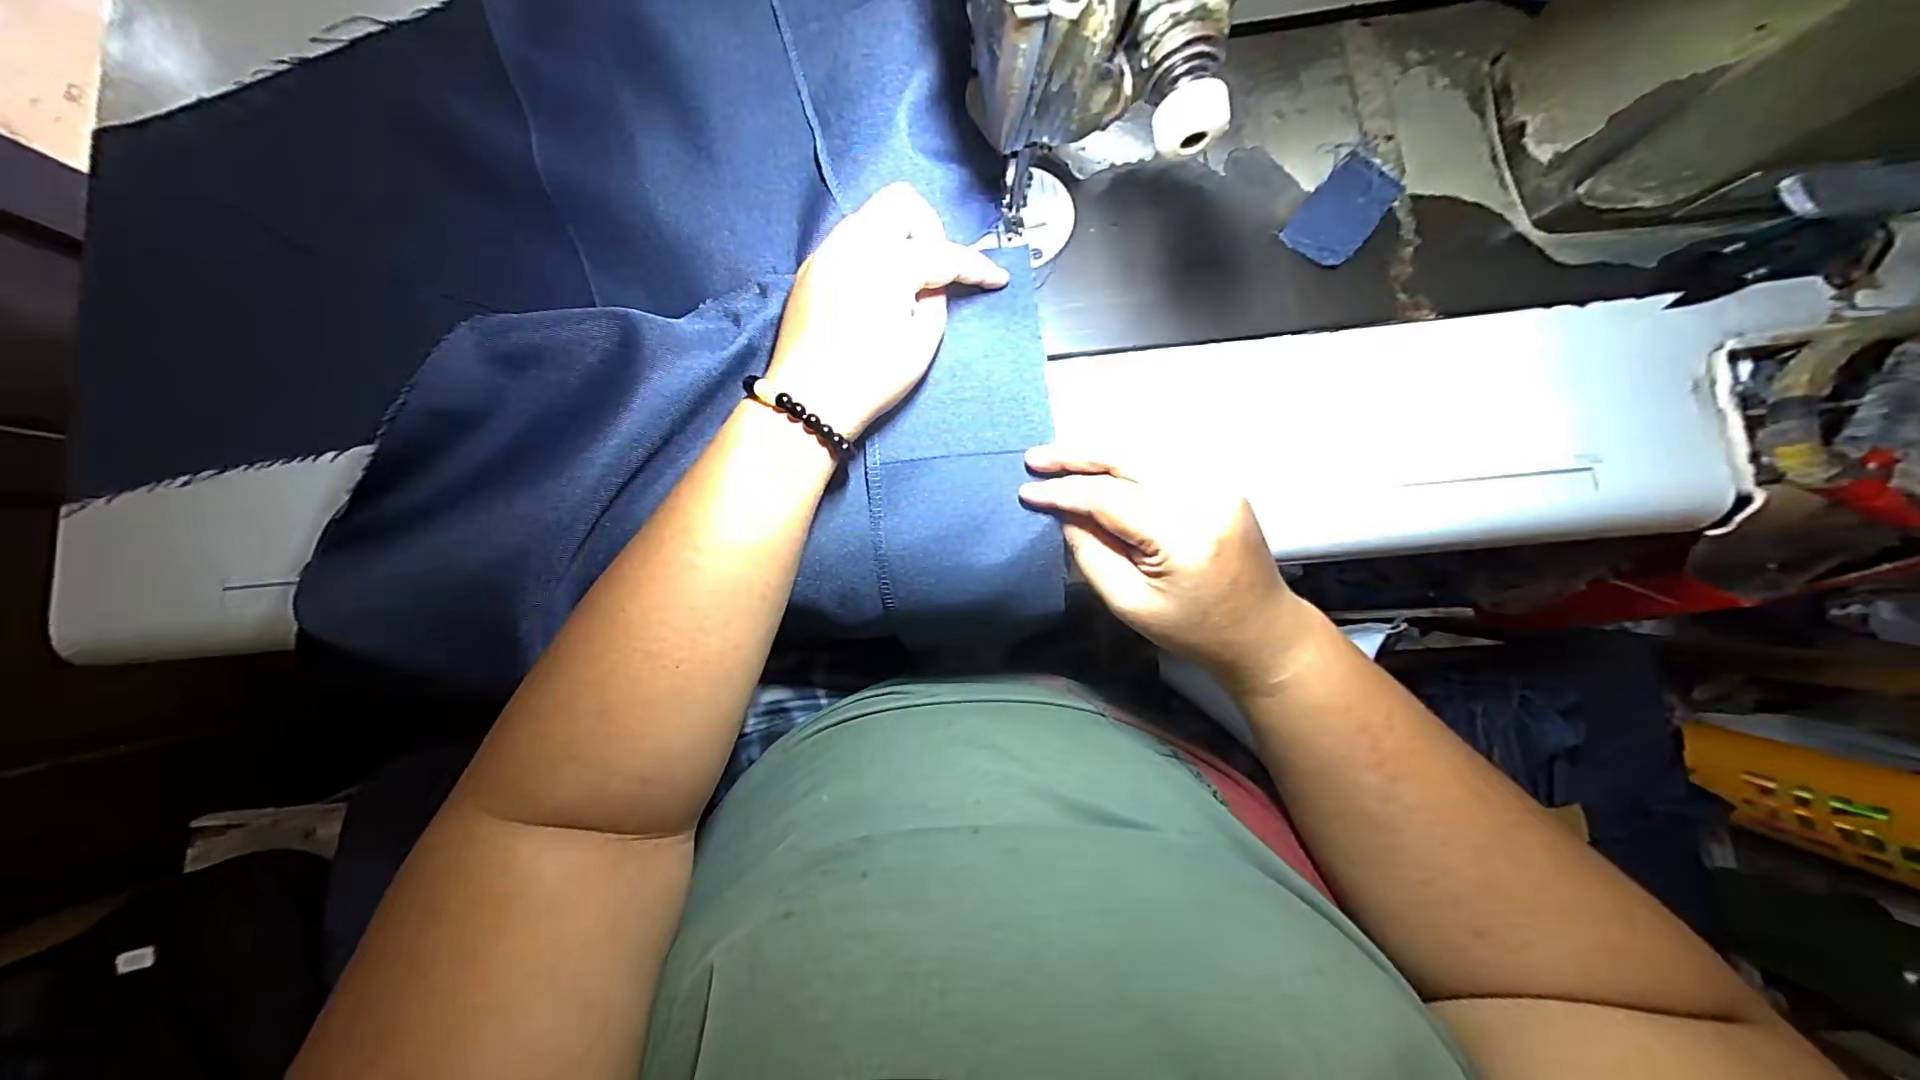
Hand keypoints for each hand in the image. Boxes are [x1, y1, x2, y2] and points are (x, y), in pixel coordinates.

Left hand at [762, 182, 1009, 438]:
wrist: (809, 401)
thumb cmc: (869, 379)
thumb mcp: (921, 343)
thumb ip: (937, 300)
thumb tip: (934, 283)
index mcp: (888, 263)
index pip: (943, 252)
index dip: (976, 267)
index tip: (994, 278)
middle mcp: (853, 243)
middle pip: (903, 202)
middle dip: (930, 229)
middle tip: (938, 268)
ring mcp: (827, 252)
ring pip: (872, 215)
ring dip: (899, 236)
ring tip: (908, 279)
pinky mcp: (812, 268)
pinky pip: (850, 238)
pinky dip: (873, 250)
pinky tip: (877, 287)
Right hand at [1019, 446, 1322, 695]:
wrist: (1261, 631)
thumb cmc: (1193, 630)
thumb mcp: (1130, 604)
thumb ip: (1091, 554)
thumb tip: (1064, 512)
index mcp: (1185, 538)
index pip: (1111, 498)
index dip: (1065, 492)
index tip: (1028, 493)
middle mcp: (1207, 499)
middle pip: (1130, 461)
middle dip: (1078, 456)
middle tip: (1035, 459)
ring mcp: (1220, 486)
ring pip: (1147, 453)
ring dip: (1100, 453)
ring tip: (1060, 458)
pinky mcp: (1223, 484)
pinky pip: (1165, 461)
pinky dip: (1128, 459)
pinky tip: (1100, 463)